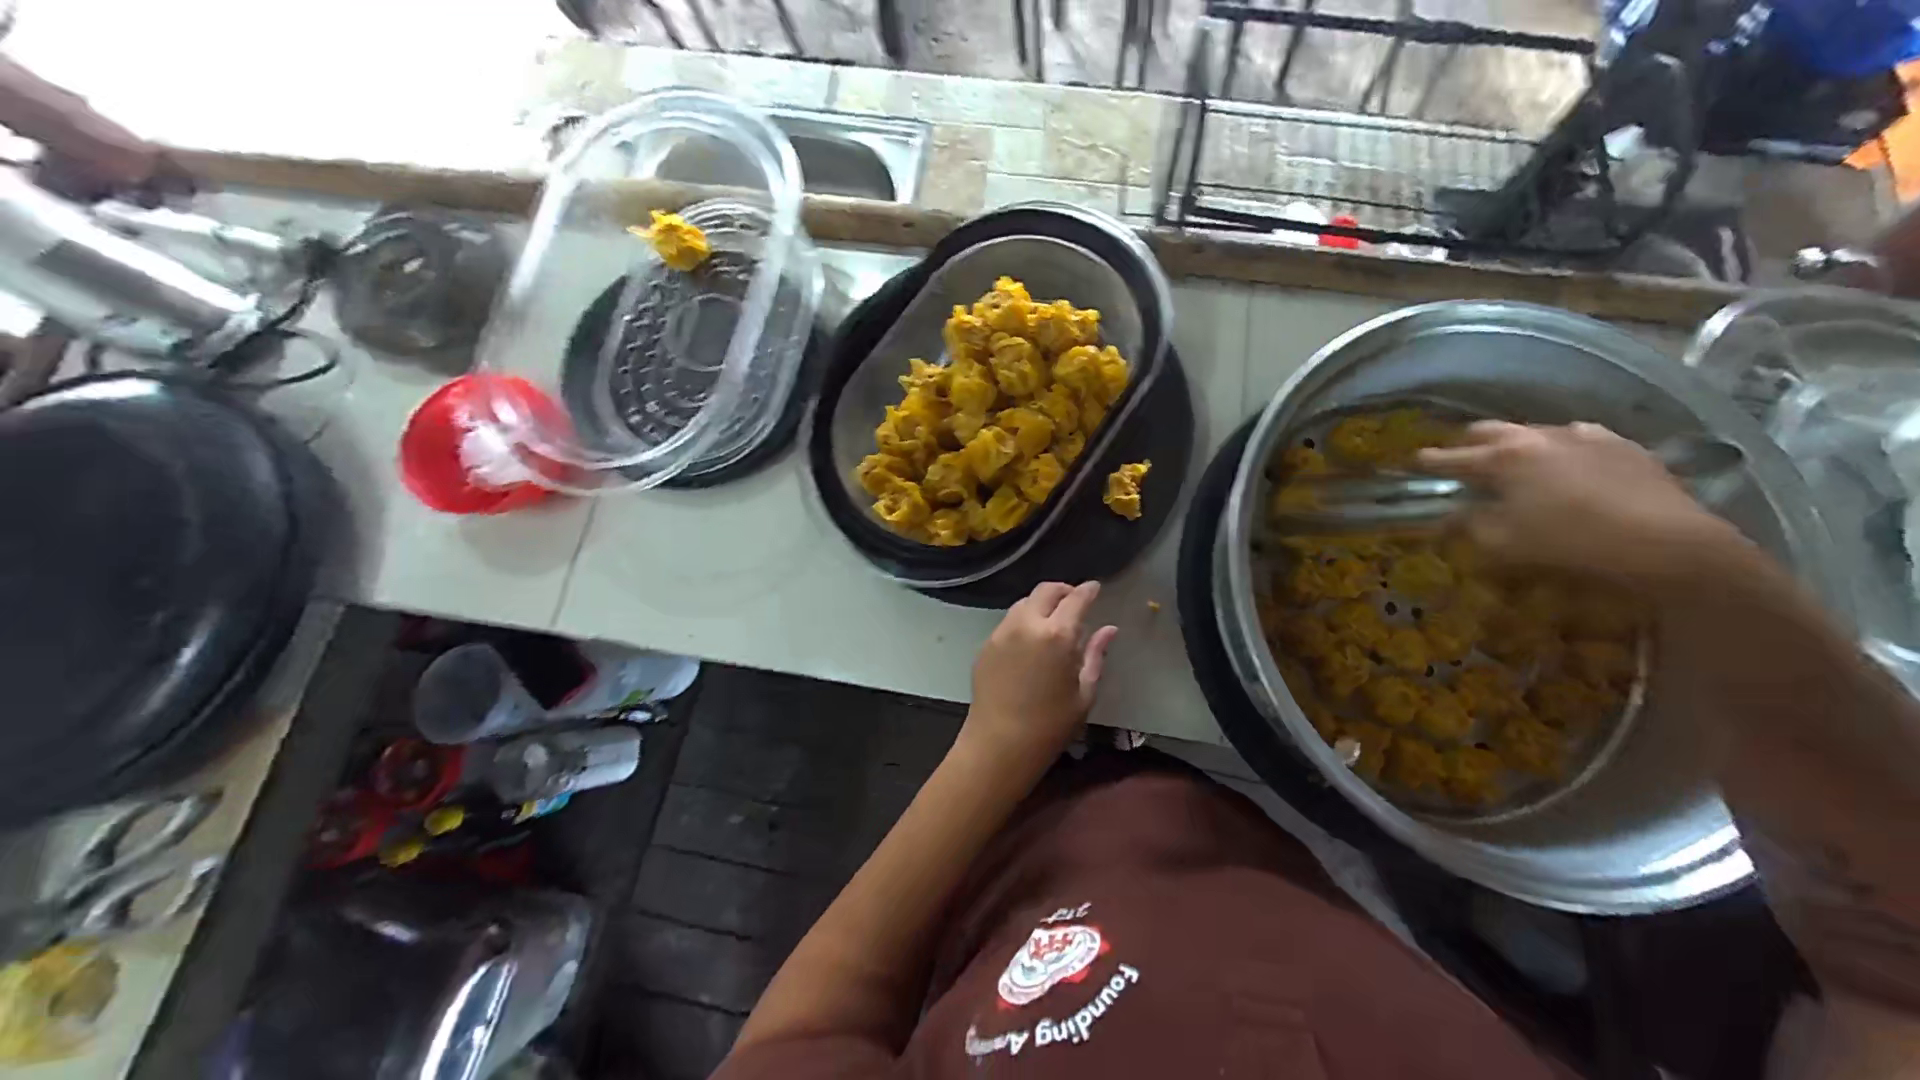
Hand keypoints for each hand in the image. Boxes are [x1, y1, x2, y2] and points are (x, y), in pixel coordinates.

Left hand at [962, 581, 1118, 765]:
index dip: (1088, 590)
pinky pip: (1008, 622)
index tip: (1095, 588)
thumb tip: (1109, 630)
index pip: (1076, 599)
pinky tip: (1030, 641)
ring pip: (1023, 603)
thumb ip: (1095, 655)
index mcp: (1057, 635)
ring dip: (1041, 604)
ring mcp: (1002, 633)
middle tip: (1075, 601)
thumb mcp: (1083, 692)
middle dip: (1063, 590)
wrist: (999, 744)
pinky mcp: (986, 645)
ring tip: (1052, 621)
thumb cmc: (1051, 725)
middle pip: (1045, 591)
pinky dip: (1023, 621)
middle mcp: (1026, 624)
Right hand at [1417, 421, 1746, 582]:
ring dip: (1517, 447)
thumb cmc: (1570, 543)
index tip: (1414, 463)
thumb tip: (1450, 516)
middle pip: (1489, 430)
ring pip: (1534, 433)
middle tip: (1463, 464)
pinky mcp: (1623, 445)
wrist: (1668, 543)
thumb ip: (1468, 524)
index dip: (1428, 462)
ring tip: (1518, 469)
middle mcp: (1539, 437)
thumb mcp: (1502, 543)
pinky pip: (1578, 441)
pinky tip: (1569, 472)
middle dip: (1469, 445)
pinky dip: (1561, 453)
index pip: (1450, 457)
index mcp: (1503, 458)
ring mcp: (1585, 436)